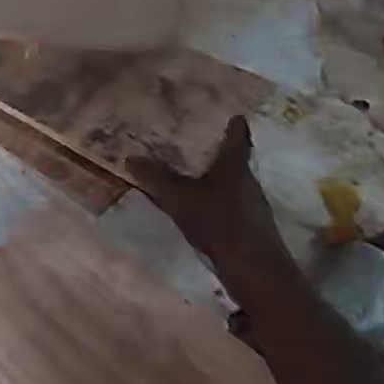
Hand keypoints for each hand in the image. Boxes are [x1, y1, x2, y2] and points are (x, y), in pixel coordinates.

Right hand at [124, 116, 287, 272]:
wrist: (251, 266)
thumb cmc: (218, 222)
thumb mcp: (179, 198)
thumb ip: (157, 179)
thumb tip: (131, 157)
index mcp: (235, 169)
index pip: (237, 141)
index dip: (235, 128)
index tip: (236, 116)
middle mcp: (248, 184)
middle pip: (237, 164)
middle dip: (222, 155)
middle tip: (206, 147)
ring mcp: (251, 207)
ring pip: (234, 186)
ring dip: (219, 181)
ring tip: (199, 178)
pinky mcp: (249, 228)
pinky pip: (230, 205)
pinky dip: (217, 202)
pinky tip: (203, 211)